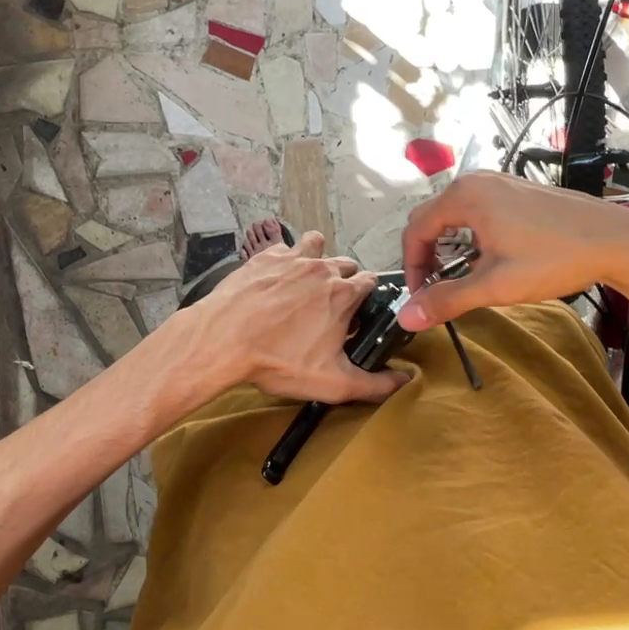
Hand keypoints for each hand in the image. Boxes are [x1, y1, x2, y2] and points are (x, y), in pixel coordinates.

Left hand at [182, 231, 410, 403]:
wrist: (223, 340)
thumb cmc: (278, 361)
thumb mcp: (333, 383)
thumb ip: (375, 384)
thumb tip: (405, 380)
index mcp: (343, 294)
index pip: (371, 281)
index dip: (368, 296)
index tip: (359, 312)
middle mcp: (321, 268)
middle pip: (345, 264)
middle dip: (344, 279)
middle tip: (332, 303)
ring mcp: (291, 258)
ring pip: (316, 245)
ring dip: (318, 258)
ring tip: (307, 280)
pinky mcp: (263, 256)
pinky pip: (283, 247)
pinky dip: (285, 258)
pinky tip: (276, 276)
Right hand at [398, 172, 628, 329]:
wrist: (615, 239)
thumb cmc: (555, 259)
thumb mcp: (496, 285)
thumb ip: (447, 299)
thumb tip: (407, 317)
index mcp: (464, 196)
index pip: (416, 230)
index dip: (411, 266)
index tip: (421, 296)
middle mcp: (476, 181)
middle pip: (431, 218)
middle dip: (426, 256)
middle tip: (436, 289)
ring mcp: (498, 182)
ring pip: (453, 214)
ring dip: (448, 246)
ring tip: (460, 277)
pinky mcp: (516, 189)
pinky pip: (476, 209)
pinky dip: (469, 235)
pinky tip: (488, 259)